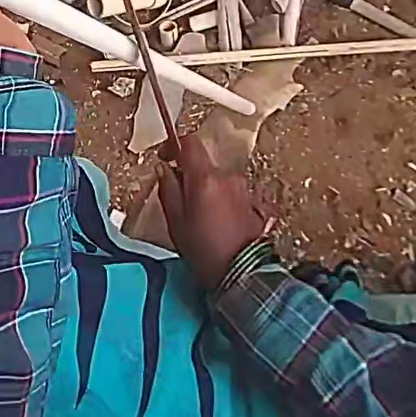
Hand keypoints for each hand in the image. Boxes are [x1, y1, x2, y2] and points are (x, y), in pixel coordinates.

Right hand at [156, 133, 268, 290]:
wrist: (242, 273)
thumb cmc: (204, 250)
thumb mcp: (175, 221)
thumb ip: (168, 189)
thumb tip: (164, 169)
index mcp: (205, 178)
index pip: (190, 143)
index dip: (173, 144)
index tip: (164, 156)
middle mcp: (227, 177)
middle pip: (203, 162)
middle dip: (188, 174)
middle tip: (177, 195)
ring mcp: (242, 188)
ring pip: (216, 177)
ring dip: (204, 187)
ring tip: (196, 214)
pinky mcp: (251, 201)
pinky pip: (228, 190)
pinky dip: (218, 198)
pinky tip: (214, 220)